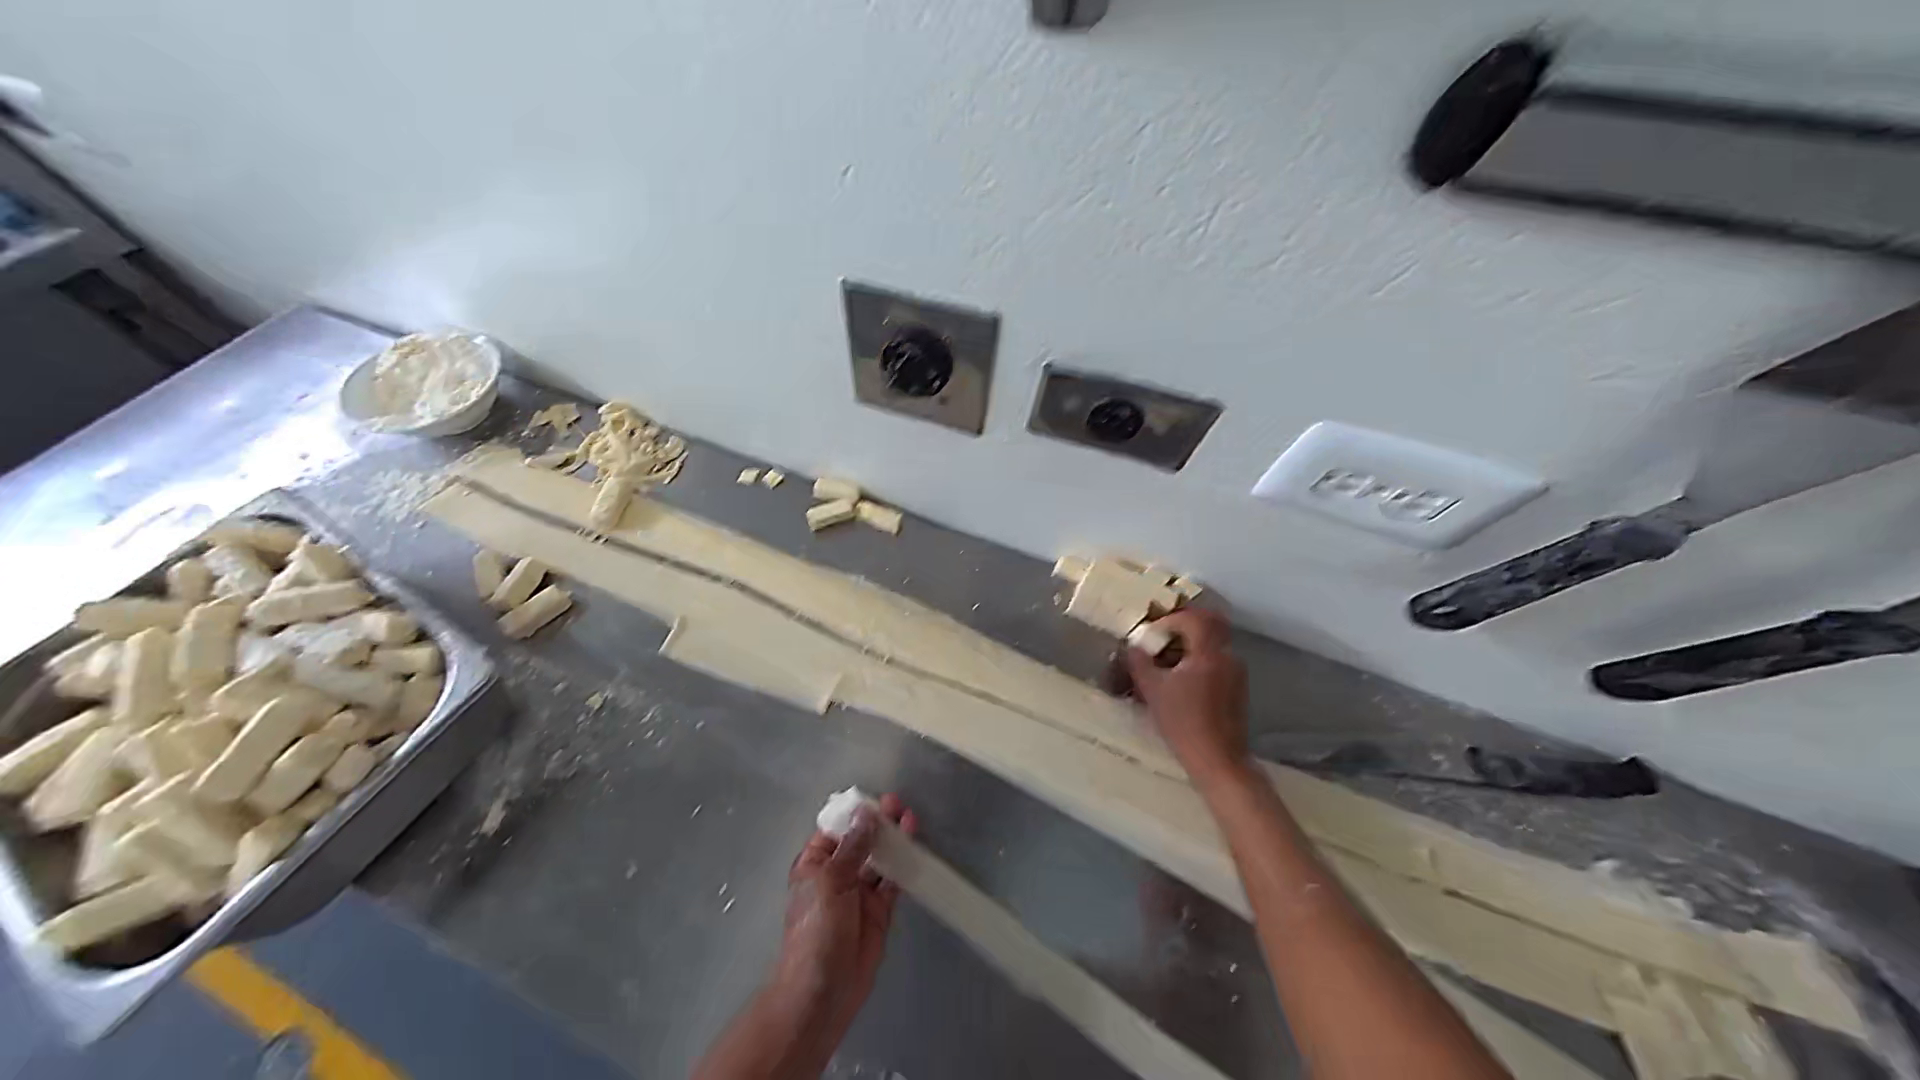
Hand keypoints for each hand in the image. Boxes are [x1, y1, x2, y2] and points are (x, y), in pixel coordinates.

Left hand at [768, 794, 915, 1036]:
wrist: (823, 992)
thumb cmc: (816, 931)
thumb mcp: (831, 881)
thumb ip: (853, 847)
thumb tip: (865, 813)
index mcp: (815, 864)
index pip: (835, 830)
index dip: (854, 813)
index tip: (875, 799)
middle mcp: (837, 874)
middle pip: (861, 841)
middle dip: (878, 823)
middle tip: (898, 805)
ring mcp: (859, 894)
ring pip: (880, 859)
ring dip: (893, 841)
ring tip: (911, 820)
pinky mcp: (879, 912)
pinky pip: (893, 883)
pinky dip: (905, 867)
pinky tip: (916, 850)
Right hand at [1125, 608, 1249, 782]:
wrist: (1218, 760)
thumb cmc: (1183, 722)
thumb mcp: (1153, 690)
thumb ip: (1140, 662)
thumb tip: (1134, 646)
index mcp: (1209, 653)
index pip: (1195, 618)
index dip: (1172, 619)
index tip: (1153, 633)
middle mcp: (1228, 656)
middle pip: (1209, 627)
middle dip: (1184, 628)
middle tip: (1162, 639)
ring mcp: (1237, 674)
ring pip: (1213, 646)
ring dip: (1191, 647)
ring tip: (1167, 666)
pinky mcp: (1238, 690)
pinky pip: (1218, 663)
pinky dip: (1200, 664)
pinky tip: (1182, 684)